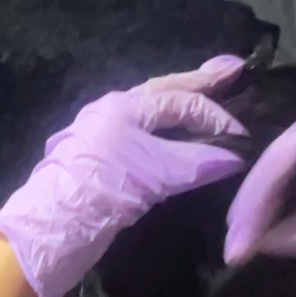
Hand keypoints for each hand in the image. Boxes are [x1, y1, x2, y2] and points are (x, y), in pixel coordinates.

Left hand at [0, 55, 250, 296]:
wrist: (53, 228)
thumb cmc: (101, 191)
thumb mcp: (154, 174)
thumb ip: (196, 162)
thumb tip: (234, 158)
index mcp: (122, 107)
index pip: (179, 100)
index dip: (214, 116)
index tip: (242, 135)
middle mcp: (111, 113)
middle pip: (162, 92)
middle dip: (198, 83)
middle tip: (233, 68)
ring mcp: (103, 136)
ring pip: (150, 115)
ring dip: (180, 107)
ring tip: (210, 95)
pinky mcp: (101, 162)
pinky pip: (142, 139)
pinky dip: (166, 135)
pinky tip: (179, 138)